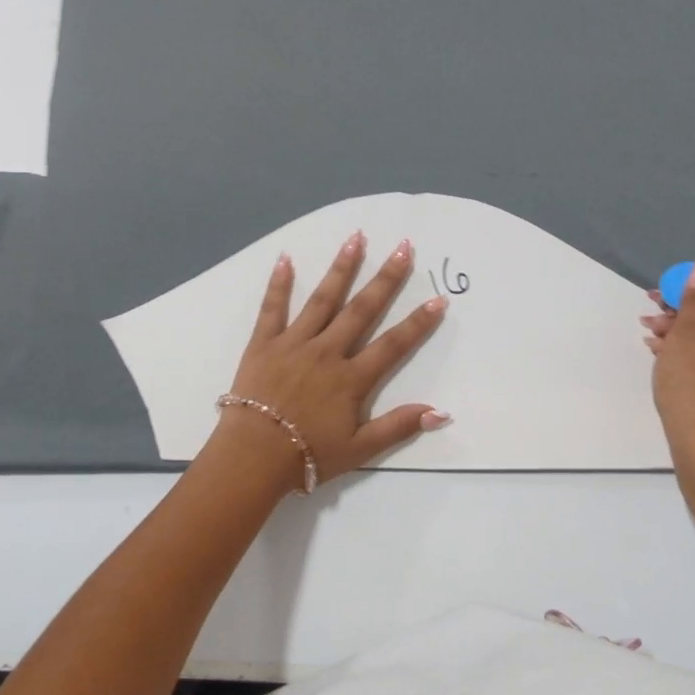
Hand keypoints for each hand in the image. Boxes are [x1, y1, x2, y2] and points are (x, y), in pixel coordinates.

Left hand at [210, 232, 450, 491]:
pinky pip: (272, 307)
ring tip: (356, 238)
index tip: (438, 299)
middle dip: (385, 278)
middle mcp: (326, 352)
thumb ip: (398, 427)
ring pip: (322, 299)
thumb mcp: (360, 449)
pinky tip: (286, 258)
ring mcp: (293, 343)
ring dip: (341, 268)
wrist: (253, 455)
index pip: (393, 344)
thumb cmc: (308, 455)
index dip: (418, 323)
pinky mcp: (263, 343)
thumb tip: (441, 412)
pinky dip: (279, 282)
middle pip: (361, 310)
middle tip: (403, 248)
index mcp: (351, 378)